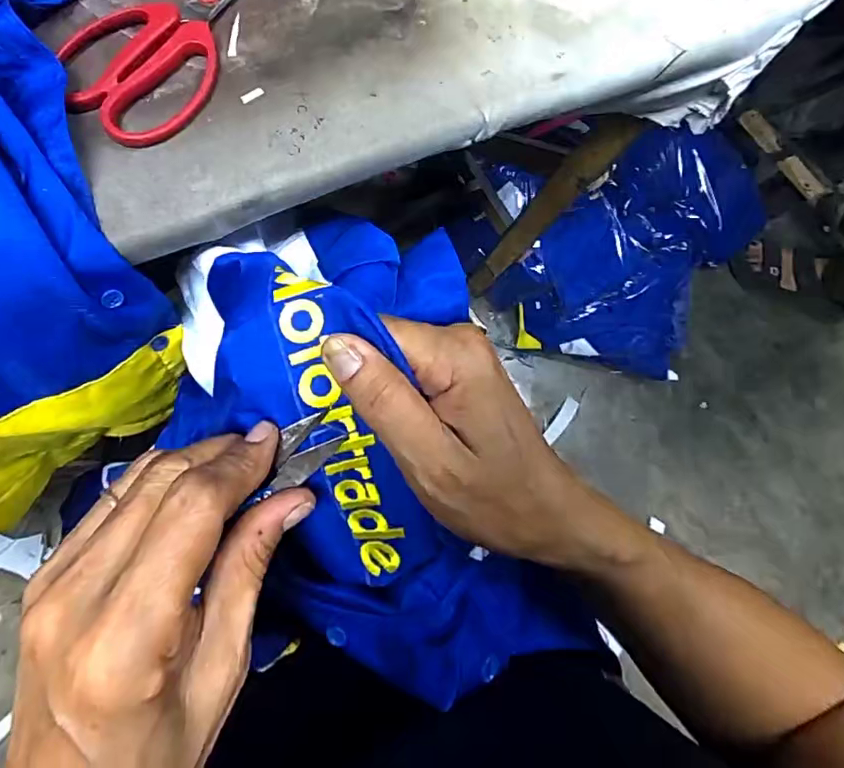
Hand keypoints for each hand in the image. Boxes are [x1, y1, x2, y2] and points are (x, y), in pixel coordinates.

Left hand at [6, 428, 315, 767]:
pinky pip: (110, 500)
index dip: (238, 466)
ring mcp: (48, 584)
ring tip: (236, 458)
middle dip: (220, 453)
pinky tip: (191, 482)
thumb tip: (293, 497)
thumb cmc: (157, 750)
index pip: (191, 510)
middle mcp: (75, 597)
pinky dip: (158, 478)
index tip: (277, 441)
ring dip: (191, 457)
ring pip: (132, 481)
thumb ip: (248, 571)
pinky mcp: (41, 578)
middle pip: (160, 484)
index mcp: (126, 635)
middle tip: (265, 445)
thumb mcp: (222, 669)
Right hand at [322, 319, 644, 572]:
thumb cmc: (492, 497)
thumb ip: (383, 400)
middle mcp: (460, 338)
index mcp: (454, 352)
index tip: (296, 390)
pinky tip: (376, 427)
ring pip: (393, 357)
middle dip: (348, 377)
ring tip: (342, 430)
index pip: (374, 331)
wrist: (546, 513)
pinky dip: (390, 395)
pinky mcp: (463, 372)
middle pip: (383, 341)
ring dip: (367, 389)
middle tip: (318, 423)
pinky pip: (411, 371)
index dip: (333, 357)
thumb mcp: (429, 459)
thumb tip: (334, 343)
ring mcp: (464, 354)